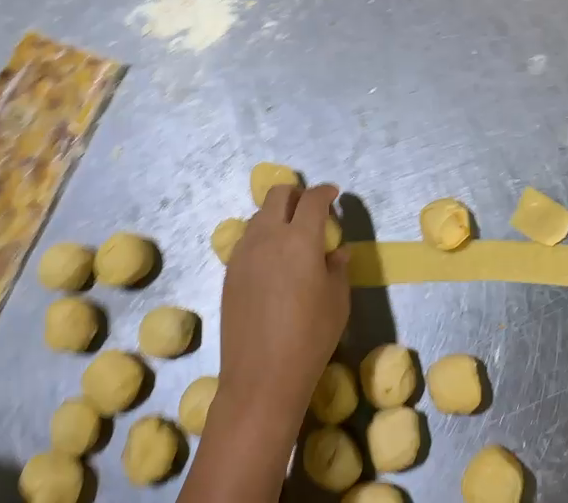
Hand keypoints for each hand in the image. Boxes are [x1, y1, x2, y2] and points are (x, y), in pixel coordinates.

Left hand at [219, 184, 350, 414]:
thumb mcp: (337, 301)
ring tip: (292, 237)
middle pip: (278, 195)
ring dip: (277, 215)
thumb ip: (337, 267)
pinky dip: (263, 237)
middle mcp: (268, 236)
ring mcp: (244, 253)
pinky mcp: (230, 272)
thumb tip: (336, 251)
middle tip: (311, 209)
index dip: (325, 192)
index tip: (334, 195)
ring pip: (259, 216)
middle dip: (297, 194)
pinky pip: (248, 240)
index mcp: (300, 238)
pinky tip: (273, 262)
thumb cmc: (310, 338)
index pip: (312, 199)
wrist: (261, 376)